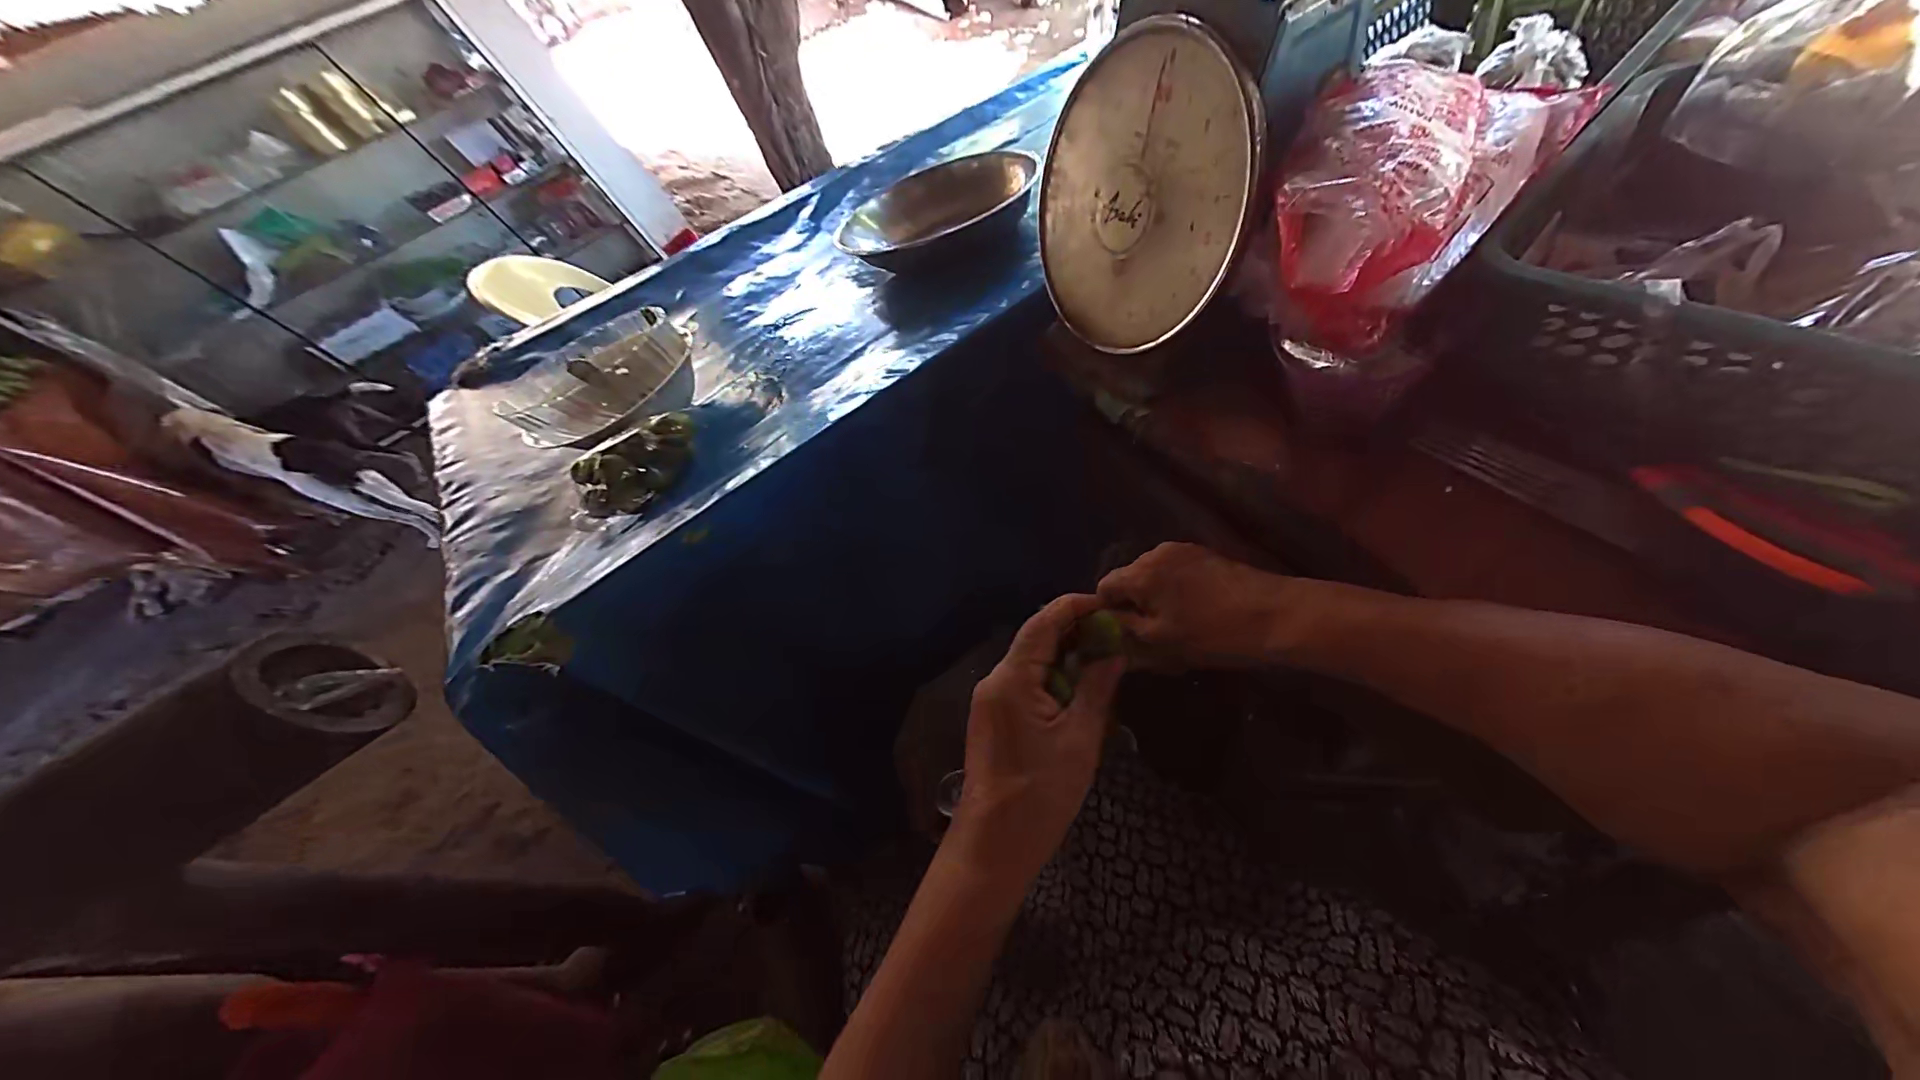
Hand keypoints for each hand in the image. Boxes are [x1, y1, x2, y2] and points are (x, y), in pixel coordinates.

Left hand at [950, 594, 1124, 882]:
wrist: (994, 841)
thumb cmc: (1041, 791)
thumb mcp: (1080, 737)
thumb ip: (1096, 688)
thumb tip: (1113, 652)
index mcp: (1012, 678)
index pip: (1042, 623)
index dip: (1074, 606)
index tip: (1107, 603)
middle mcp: (994, 680)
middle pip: (1034, 639)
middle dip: (1072, 630)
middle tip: (1114, 630)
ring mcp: (990, 699)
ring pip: (1030, 661)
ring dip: (1064, 654)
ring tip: (1104, 653)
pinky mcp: (993, 716)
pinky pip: (1024, 682)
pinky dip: (1051, 675)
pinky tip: (1078, 683)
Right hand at [1096, 542, 1299, 667]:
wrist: (1275, 616)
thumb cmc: (1212, 633)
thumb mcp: (1162, 641)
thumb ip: (1125, 630)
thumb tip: (1104, 626)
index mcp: (1140, 573)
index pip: (1104, 586)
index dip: (1107, 610)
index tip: (1122, 632)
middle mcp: (1156, 553)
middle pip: (1128, 578)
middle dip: (1132, 602)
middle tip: (1149, 631)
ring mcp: (1183, 550)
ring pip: (1152, 574)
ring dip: (1154, 595)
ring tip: (1175, 620)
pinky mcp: (1204, 554)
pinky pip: (1173, 570)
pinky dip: (1173, 588)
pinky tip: (1194, 608)